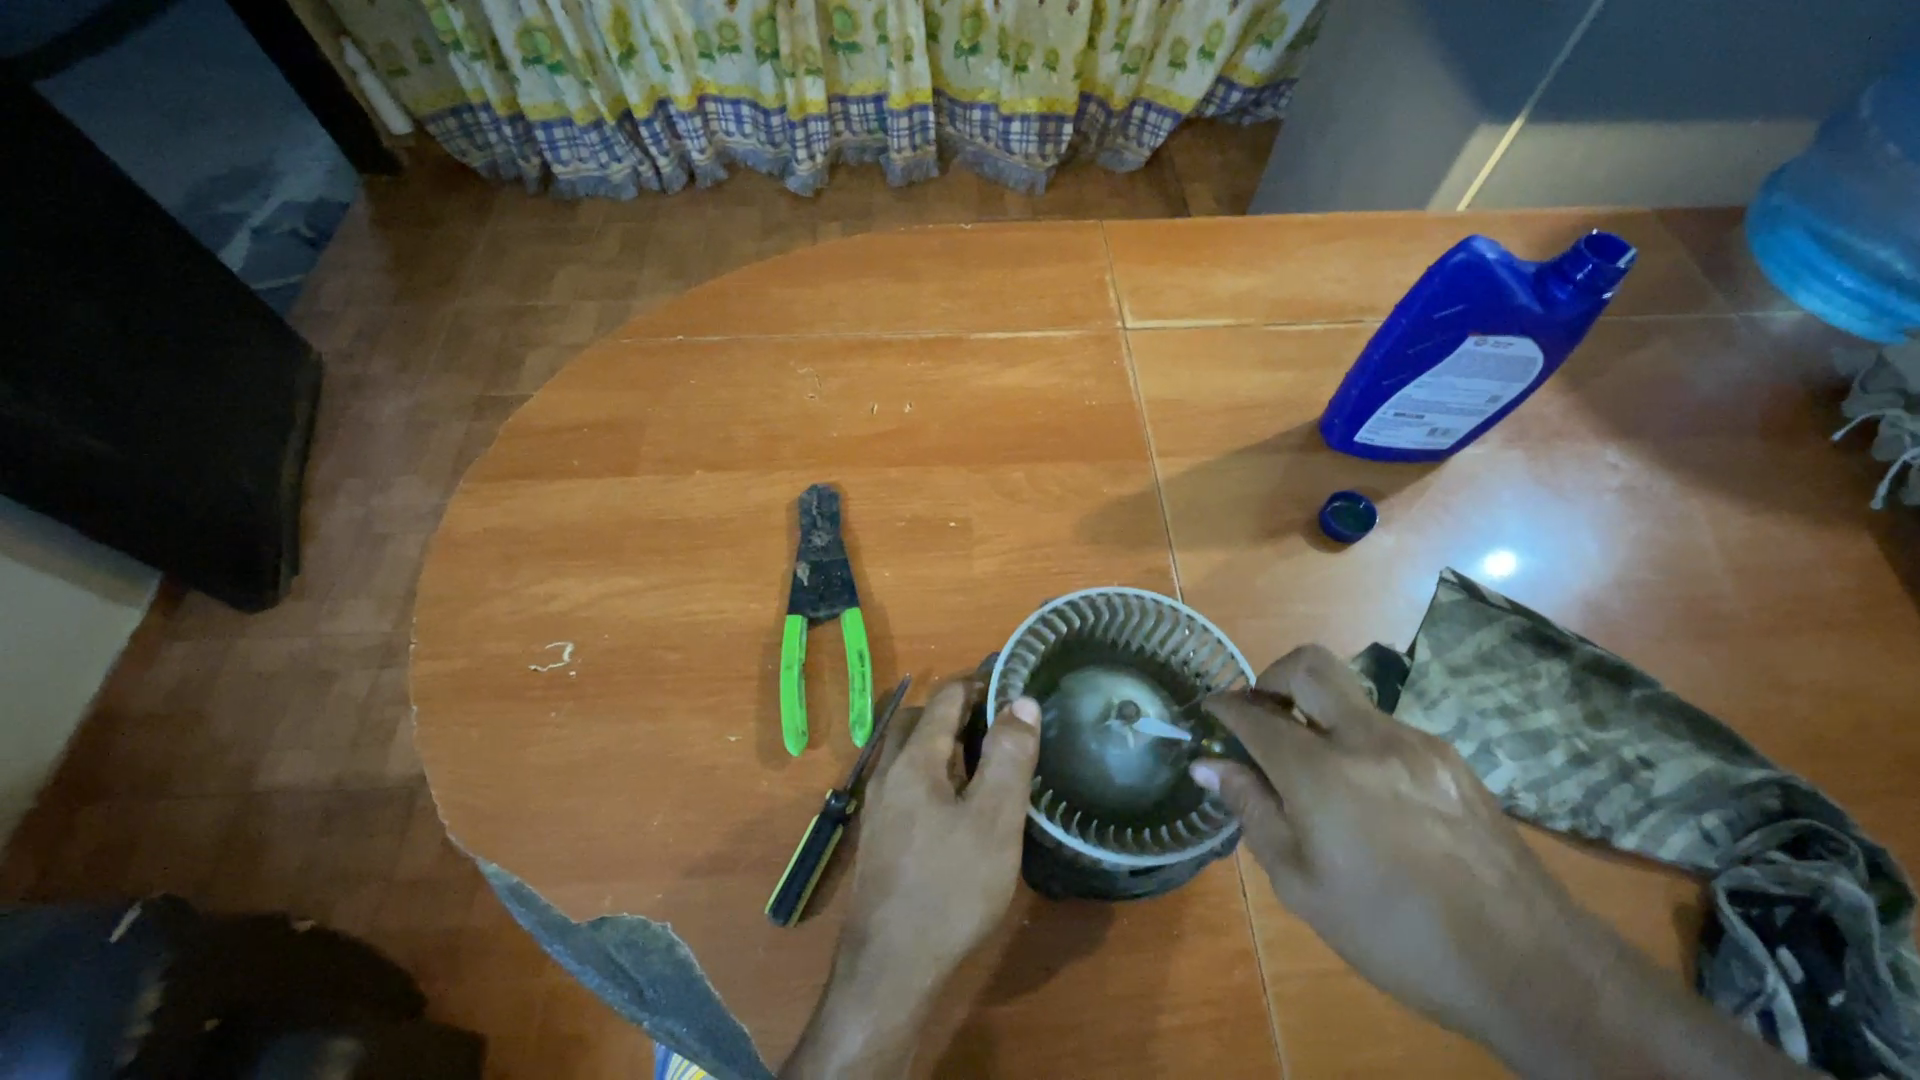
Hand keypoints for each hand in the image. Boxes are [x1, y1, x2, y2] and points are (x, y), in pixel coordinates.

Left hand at [782, 676, 1041, 1078]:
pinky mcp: (881, 838)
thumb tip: (1021, 701)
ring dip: (946, 744)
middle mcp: (887, 774)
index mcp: (912, 761)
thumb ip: (1008, 756)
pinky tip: (961, 804)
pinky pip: (908, 783)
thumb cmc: (950, 888)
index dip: (980, 682)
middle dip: (959, 710)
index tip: (1014, 681)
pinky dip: (935, 774)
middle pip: (920, 721)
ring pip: (910, 754)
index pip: (945, 698)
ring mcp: (878, 808)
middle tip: (1004, 722)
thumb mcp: (994, 820)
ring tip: (989, 759)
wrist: (892, 968)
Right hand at [1196, 647, 1820, 1079]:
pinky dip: (1357, 743)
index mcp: (1322, 773)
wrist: (1528, 962)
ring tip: (1312, 773)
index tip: (1205, 708)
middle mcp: (1368, 740)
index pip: (1255, 715)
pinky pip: (1387, 731)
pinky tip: (1367, 797)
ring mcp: (1418, 744)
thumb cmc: (1393, 933)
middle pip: (1310, 666)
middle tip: (1258, 714)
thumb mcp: (1303, 884)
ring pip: (1352, 699)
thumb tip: (1208, 766)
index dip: (1222, 706)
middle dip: (1271, 676)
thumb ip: (1253, 812)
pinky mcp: (1452, 761)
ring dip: (1318, 715)